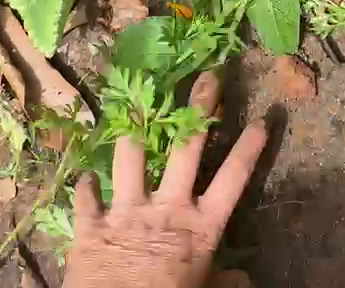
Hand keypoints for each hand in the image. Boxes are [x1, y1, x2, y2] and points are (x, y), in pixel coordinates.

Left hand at [64, 71, 267, 287]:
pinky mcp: (92, 229)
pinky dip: (84, 186)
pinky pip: (86, 200)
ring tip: (135, 101)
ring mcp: (127, 214)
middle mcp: (168, 209)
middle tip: (208, 77)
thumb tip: (247, 279)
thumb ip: (224, 281)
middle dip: (198, 109)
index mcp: (200, 227)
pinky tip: (83, 174)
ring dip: (134, 130)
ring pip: (131, 159)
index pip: (233, 179)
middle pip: (187, 149)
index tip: (262, 118)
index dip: (249, 148)